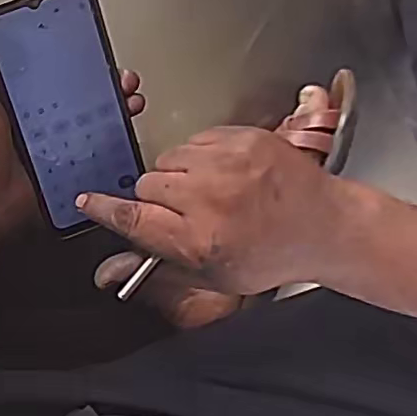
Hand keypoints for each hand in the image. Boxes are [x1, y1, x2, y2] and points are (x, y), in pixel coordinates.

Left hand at [0, 6, 142, 239]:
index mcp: (4, 95)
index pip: (36, 63)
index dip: (59, 50)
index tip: (82, 36)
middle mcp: (26, 115)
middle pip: (67, 88)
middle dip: (95, 77)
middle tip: (114, 70)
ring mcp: (44, 139)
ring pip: (83, 115)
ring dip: (107, 104)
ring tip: (126, 96)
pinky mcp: (58, 162)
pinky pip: (86, 146)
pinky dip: (105, 137)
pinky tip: (119, 128)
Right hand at [78, 126, 356, 295]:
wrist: (328, 226)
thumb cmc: (271, 256)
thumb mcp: (212, 276)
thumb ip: (157, 266)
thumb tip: (109, 270)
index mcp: (198, 239)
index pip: (133, 218)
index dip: (105, 208)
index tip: (88, 201)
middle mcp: (209, 199)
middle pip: (146, 185)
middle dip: (160, 197)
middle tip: (187, 208)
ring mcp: (227, 165)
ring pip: (168, 159)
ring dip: (180, 174)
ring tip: (211, 189)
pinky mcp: (243, 139)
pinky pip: (194, 140)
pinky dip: (203, 155)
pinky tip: (226, 173)